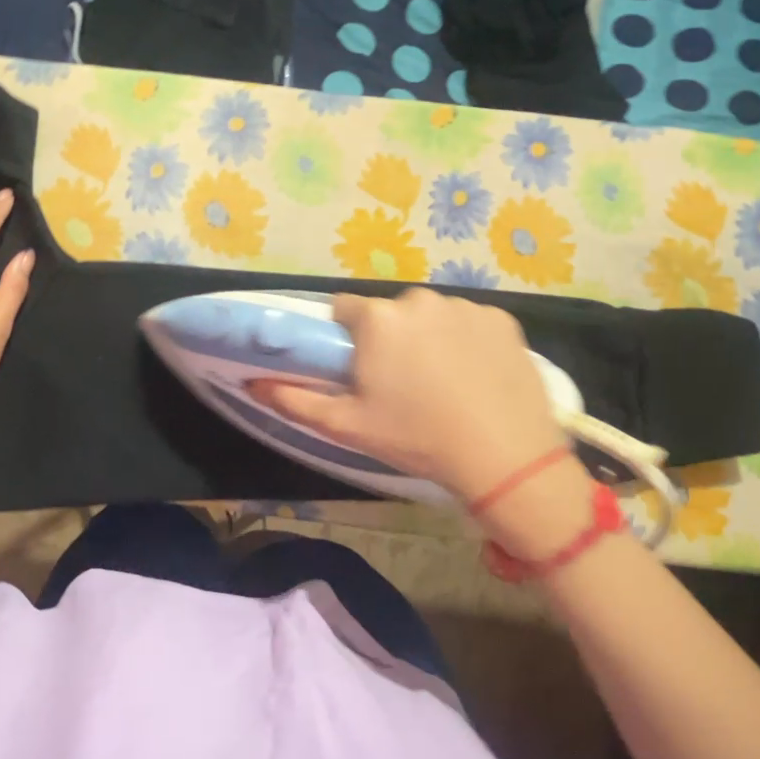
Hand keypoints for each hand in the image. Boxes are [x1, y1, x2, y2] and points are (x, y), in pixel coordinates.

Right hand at [249, 289, 568, 502]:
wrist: (506, 459)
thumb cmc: (416, 438)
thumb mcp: (346, 426)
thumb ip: (294, 400)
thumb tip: (253, 383)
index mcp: (377, 318)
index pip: (342, 309)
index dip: (343, 337)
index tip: (354, 368)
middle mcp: (420, 300)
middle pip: (388, 312)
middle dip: (387, 338)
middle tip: (397, 382)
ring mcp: (466, 307)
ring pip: (430, 316)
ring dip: (427, 337)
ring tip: (439, 383)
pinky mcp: (503, 320)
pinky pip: (469, 323)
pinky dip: (465, 341)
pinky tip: (472, 377)